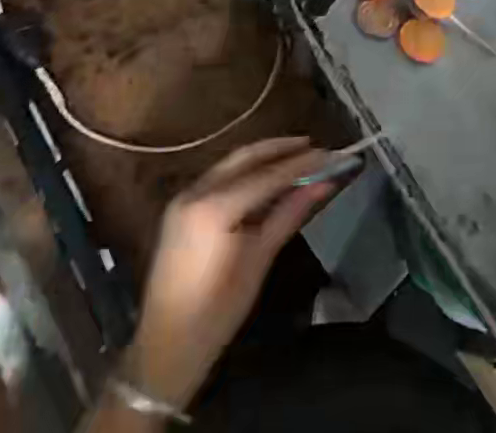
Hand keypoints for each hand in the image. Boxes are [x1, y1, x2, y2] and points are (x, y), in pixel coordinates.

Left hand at [124, 137, 346, 407]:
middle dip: (282, 149)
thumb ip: (289, 214)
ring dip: (265, 157)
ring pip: (232, 164)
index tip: (331, 154)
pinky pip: (219, 178)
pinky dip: (247, 172)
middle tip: (316, 147)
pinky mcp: (180, 210)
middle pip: (246, 158)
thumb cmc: (217, 311)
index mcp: (214, 210)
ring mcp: (183, 201)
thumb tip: (324, 183)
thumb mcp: (259, 260)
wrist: (164, 348)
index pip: (269, 175)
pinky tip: (269, 178)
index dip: (303, 163)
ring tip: (298, 156)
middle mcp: (195, 195)